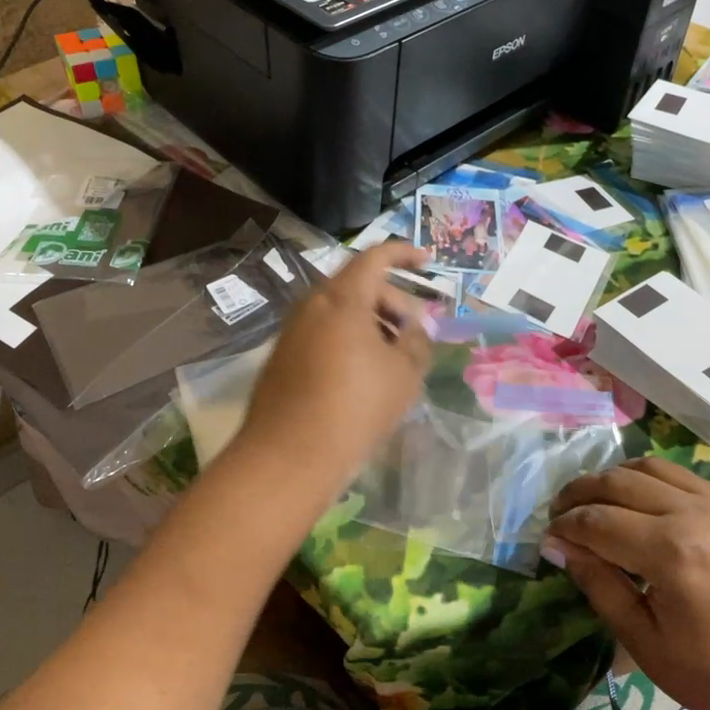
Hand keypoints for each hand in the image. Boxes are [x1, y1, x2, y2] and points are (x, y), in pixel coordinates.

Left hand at [231, 241, 433, 482]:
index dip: (404, 254)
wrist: (288, 455)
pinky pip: (323, 334)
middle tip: (415, 333)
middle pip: (358, 285)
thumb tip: (414, 329)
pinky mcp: (282, 357)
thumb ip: (417, 342)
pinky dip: (348, 340)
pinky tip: (363, 376)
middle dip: (392, 301)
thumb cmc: (355, 407)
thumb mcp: (404, 374)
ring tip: (392, 359)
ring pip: (339, 312)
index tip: (427, 261)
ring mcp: (292, 331)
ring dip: (371, 324)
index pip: (375, 257)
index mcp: (342, 298)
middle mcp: (312, 305)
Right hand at [545, 458, 709, 709]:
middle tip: (559, 513)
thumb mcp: (647, 644)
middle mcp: (694, 513)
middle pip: (619, 482)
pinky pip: (683, 476)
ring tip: (594, 501)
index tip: (546, 539)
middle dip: (580, 493)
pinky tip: (641, 501)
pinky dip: (651, 478)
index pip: (597, 520)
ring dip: (613, 478)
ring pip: (650, 467)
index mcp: (670, 551)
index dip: (564, 527)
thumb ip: (600, 586)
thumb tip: (560, 547)